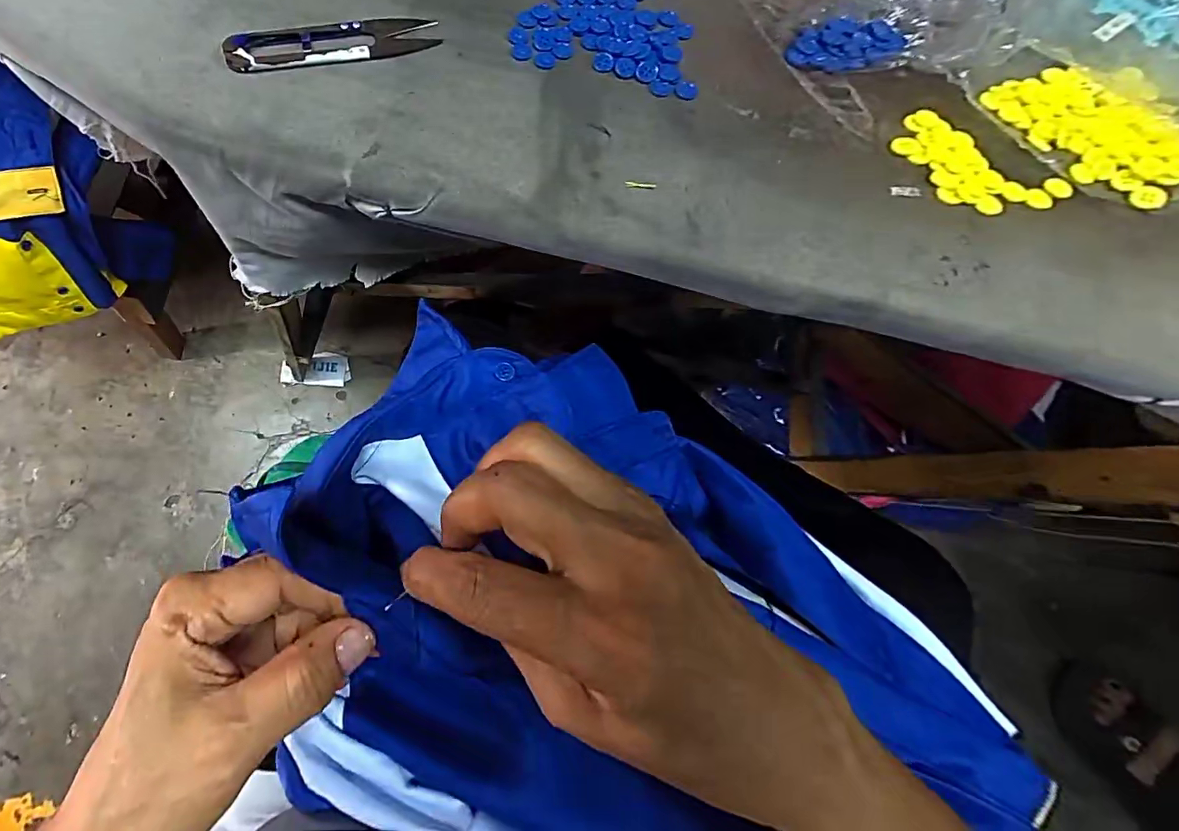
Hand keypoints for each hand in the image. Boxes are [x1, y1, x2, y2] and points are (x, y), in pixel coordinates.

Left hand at [51, 556, 374, 830]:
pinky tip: (331, 673)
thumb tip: (364, 635)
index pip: (277, 577)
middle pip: (289, 593)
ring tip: (353, 665)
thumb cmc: (157, 784)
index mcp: (191, 603)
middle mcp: (206, 602)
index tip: (370, 622)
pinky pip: (288, 641)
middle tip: (370, 647)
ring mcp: (221, 628)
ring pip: (294, 616)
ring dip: (324, 643)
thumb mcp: (237, 732)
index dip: (326, 596)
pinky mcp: (235, 654)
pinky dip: (312, 659)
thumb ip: (303, 679)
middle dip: (328, 621)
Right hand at [401, 424, 960, 830]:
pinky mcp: (646, 498)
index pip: (487, 583)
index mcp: (600, 632)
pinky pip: (569, 459)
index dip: (431, 574)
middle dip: (460, 504)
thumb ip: (516, 641)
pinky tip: (535, 519)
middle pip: (510, 480)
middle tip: (458, 544)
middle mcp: (618, 553)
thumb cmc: (673, 734)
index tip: (413, 575)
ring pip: (538, 443)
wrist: (765, 705)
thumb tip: (467, 584)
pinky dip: (532, 475)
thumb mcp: (578, 717)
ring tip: (493, 521)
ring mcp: (637, 512)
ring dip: (495, 474)